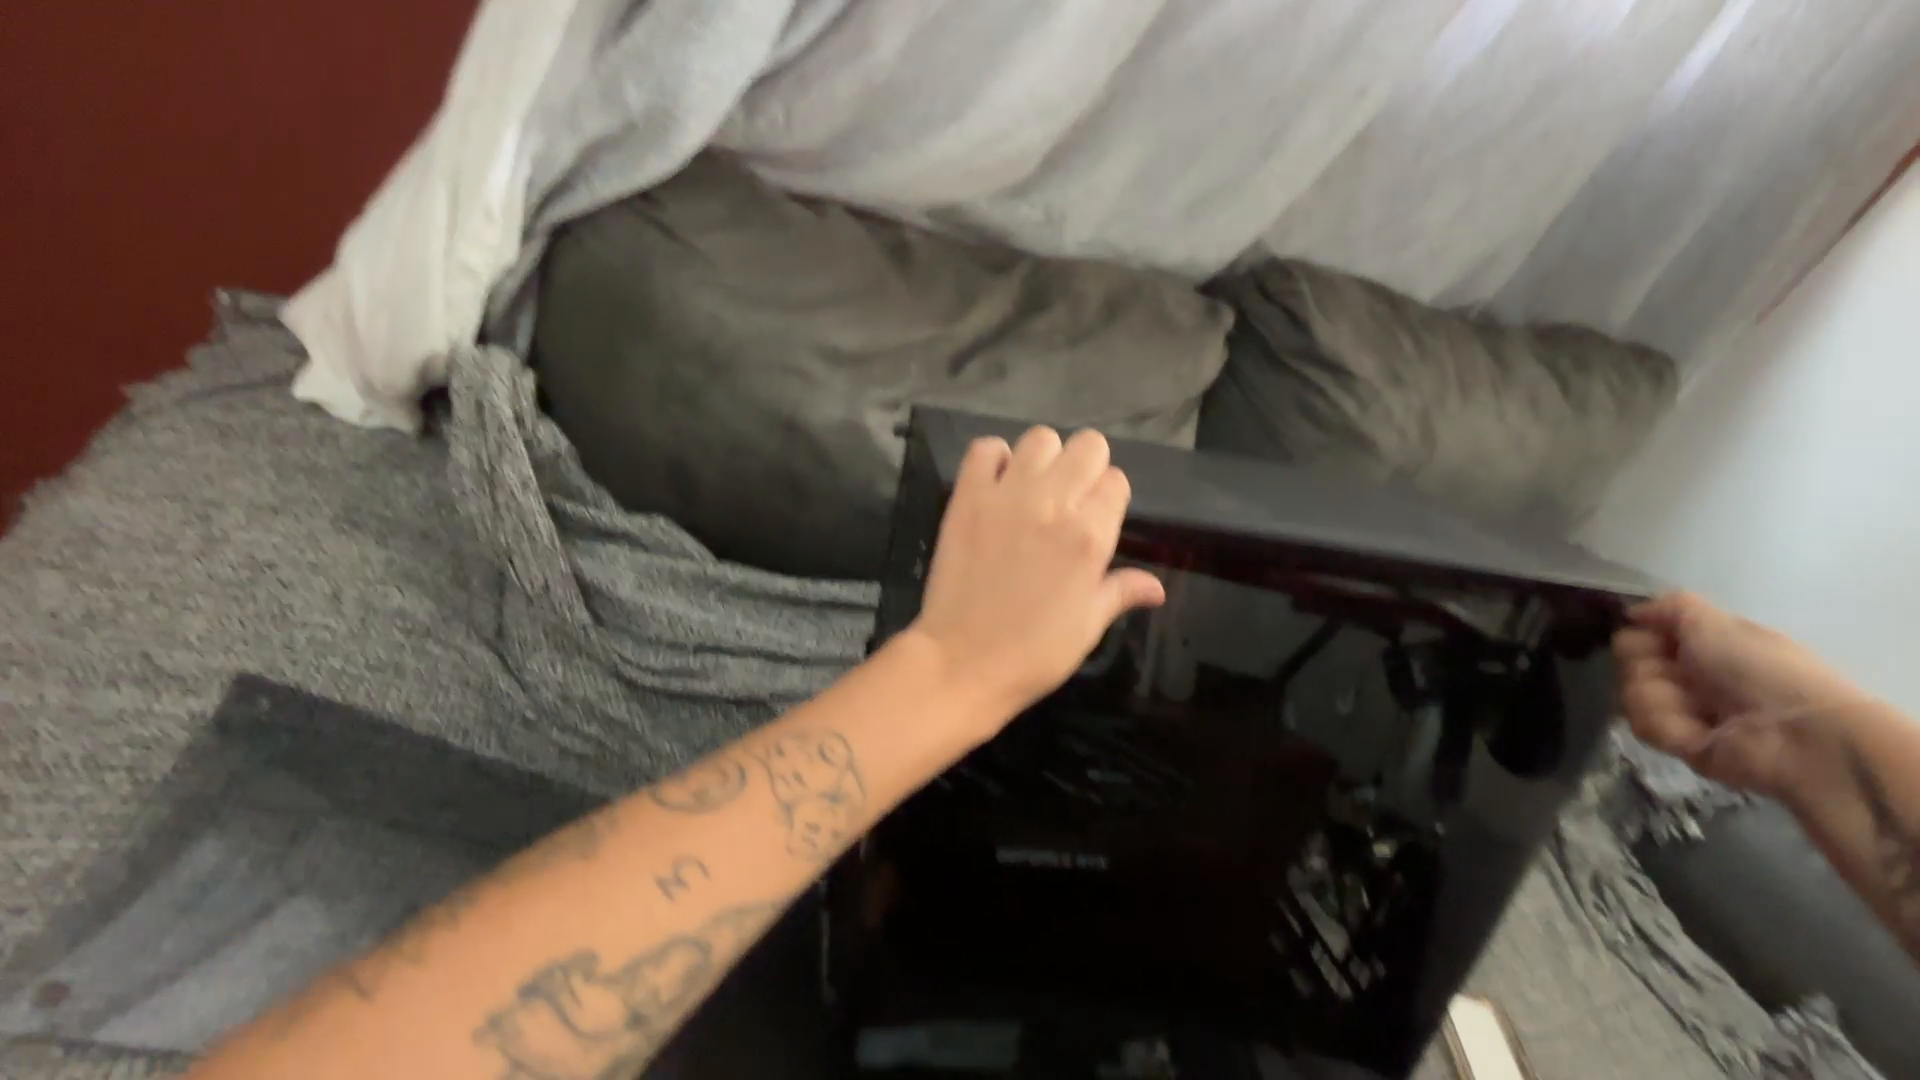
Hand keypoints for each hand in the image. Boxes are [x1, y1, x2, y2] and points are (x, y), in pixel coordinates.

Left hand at [905, 426, 1165, 721]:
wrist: (962, 662)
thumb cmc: (1033, 654)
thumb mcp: (1088, 627)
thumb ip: (1120, 592)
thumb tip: (1156, 587)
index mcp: (1091, 536)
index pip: (1117, 482)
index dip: (1109, 499)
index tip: (1095, 521)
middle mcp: (1053, 504)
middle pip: (1087, 446)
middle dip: (1086, 467)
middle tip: (1070, 500)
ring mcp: (1007, 496)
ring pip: (1040, 438)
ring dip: (1044, 458)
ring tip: (1034, 489)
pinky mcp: (967, 498)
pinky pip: (984, 449)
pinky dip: (994, 459)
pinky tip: (997, 485)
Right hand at [1614, 591, 1859, 796]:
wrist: (1796, 734)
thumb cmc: (1764, 670)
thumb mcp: (1719, 623)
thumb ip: (1671, 607)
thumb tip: (1632, 613)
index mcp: (1701, 646)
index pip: (1639, 635)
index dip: (1643, 635)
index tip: (1659, 639)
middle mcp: (1687, 675)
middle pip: (1627, 662)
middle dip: (1648, 666)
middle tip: (1684, 675)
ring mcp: (1678, 709)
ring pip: (1630, 692)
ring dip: (1660, 697)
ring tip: (1699, 709)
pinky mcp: (1672, 741)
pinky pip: (1641, 723)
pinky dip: (1667, 723)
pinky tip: (1698, 730)